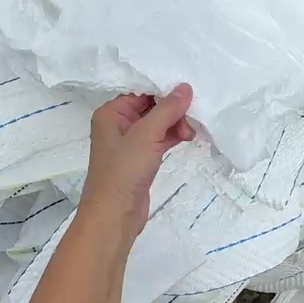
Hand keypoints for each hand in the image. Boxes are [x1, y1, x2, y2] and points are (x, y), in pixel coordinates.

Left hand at [81, 84, 194, 234]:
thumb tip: (185, 87)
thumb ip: (167, 109)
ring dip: (176, 124)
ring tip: (190, 133)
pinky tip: (188, 137)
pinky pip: (160, 139)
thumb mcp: (146, 135)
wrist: (115, 215)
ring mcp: (130, 142)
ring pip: (158, 123)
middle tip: (192, 117)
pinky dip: (173, 136)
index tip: (188, 89)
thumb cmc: (124, 170)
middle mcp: (119, 124)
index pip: (141, 91)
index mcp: (111, 113)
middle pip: (151, 106)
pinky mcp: (141, 158)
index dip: (164, 89)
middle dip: (173, 110)